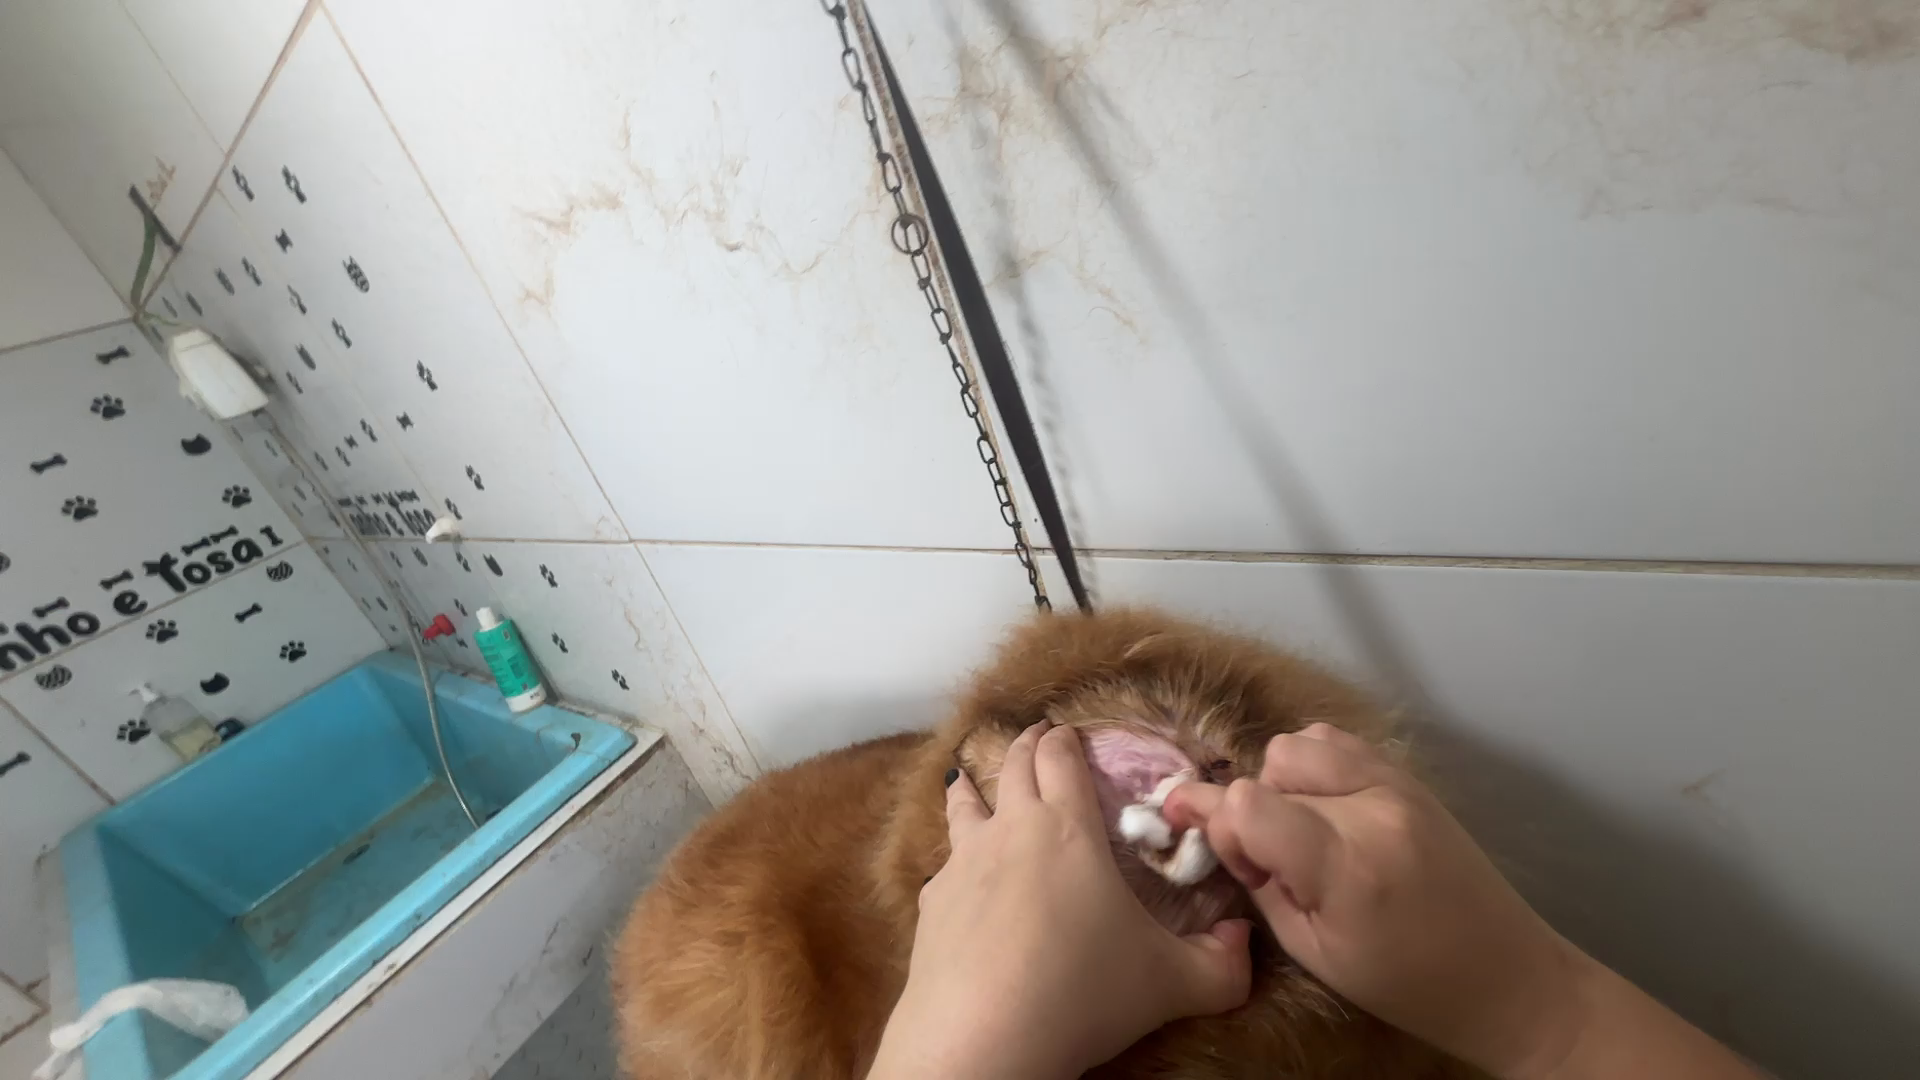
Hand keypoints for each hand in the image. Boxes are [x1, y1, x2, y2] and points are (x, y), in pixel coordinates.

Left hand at [868, 721, 1251, 1079]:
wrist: (985, 1036)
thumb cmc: (1084, 991)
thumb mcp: (1170, 983)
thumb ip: (1221, 964)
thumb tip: (1247, 939)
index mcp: (1067, 827)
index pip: (1061, 758)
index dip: (1064, 738)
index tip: (1065, 730)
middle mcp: (1012, 827)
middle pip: (1016, 765)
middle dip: (1027, 744)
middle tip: (1035, 735)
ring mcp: (966, 858)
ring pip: (966, 802)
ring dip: (973, 785)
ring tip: (967, 778)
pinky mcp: (933, 897)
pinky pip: (946, 862)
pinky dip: (954, 855)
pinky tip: (956, 872)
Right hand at [1162, 723, 1587, 1079]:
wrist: (1511, 981)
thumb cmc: (1404, 983)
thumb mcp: (1310, 949)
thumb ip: (1253, 878)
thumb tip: (1206, 824)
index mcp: (1347, 866)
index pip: (1246, 804)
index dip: (1222, 828)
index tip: (1237, 862)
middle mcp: (1371, 808)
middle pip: (1265, 770)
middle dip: (1253, 815)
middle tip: (1279, 862)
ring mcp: (1394, 783)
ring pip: (1294, 744)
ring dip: (1281, 783)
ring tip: (1306, 827)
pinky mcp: (1407, 776)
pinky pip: (1331, 739)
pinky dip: (1313, 765)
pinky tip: (1329, 805)